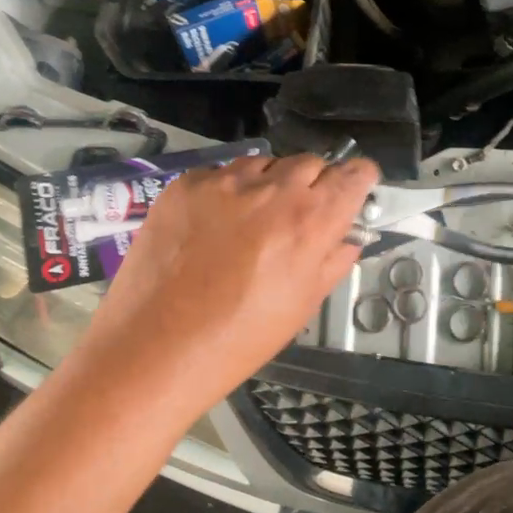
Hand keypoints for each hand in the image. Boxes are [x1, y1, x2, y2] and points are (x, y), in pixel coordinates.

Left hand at [67, 156, 378, 418]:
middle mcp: (274, 189)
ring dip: (270, 182)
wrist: (153, 350)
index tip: (352, 193)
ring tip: (253, 220)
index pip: (355, 173)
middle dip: (314, 182)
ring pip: (265, 163)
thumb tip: (347, 238)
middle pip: (311, 162)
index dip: (359, 180)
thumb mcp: (302, 305)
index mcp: (312, 220)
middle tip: (298, 216)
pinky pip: (221, 173)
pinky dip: (228, 190)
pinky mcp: (186, 184)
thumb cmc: (238, 339)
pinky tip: (214, 225)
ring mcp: (225, 182)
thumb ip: (333, 262)